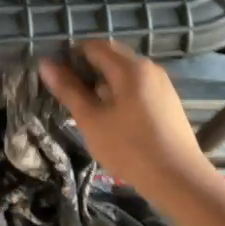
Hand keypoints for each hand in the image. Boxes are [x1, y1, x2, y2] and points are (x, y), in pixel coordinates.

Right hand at [38, 40, 213, 191]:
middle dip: (86, 69)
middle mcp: (148, 68)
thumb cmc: (129, 148)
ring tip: (86, 107)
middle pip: (110, 56)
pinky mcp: (167, 102)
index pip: (93, 46)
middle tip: (66, 91)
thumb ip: (68, 89)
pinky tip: (111, 117)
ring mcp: (161, 85)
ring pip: (124, 73)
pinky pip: (137, 86)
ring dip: (101, 82)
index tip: (54, 75)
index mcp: (129, 67)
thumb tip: (45, 64)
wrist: (178, 179)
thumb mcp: (91, 119)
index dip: (70, 55)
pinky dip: (119, 92)